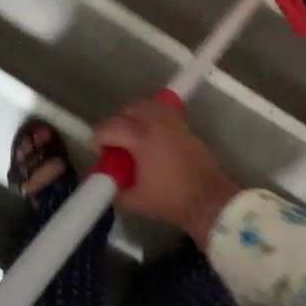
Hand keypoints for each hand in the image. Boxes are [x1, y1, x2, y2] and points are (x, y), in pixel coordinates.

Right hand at [93, 97, 239, 247]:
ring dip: (133, 115)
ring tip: (129, 134)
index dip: (98, 137)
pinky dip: (150, 116)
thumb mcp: (133, 199)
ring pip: (146, 105)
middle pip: (127, 110)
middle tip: (112, 142)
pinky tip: (148, 133)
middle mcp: (157, 123)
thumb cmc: (170, 200)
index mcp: (142, 138)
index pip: (110, 126)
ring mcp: (173, 122)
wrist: (207, 200)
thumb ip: (114, 185)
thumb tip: (105, 178)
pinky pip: (162, 111)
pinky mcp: (184, 126)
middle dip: (114, 123)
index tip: (97, 149)